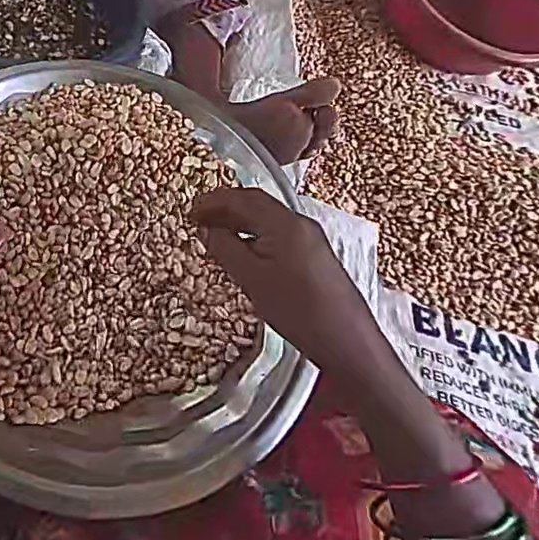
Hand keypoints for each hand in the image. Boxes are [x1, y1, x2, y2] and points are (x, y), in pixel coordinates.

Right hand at [190, 188, 410, 400]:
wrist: (347, 341)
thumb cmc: (297, 310)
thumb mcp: (250, 278)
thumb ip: (224, 247)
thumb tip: (206, 229)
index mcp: (284, 223)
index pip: (242, 198)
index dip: (213, 202)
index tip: (191, 211)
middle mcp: (300, 224)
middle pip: (256, 203)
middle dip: (225, 207)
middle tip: (199, 218)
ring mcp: (311, 239)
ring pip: (267, 219)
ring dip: (239, 220)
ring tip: (215, 233)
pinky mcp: (315, 256)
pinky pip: (278, 233)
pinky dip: (254, 234)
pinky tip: (243, 250)